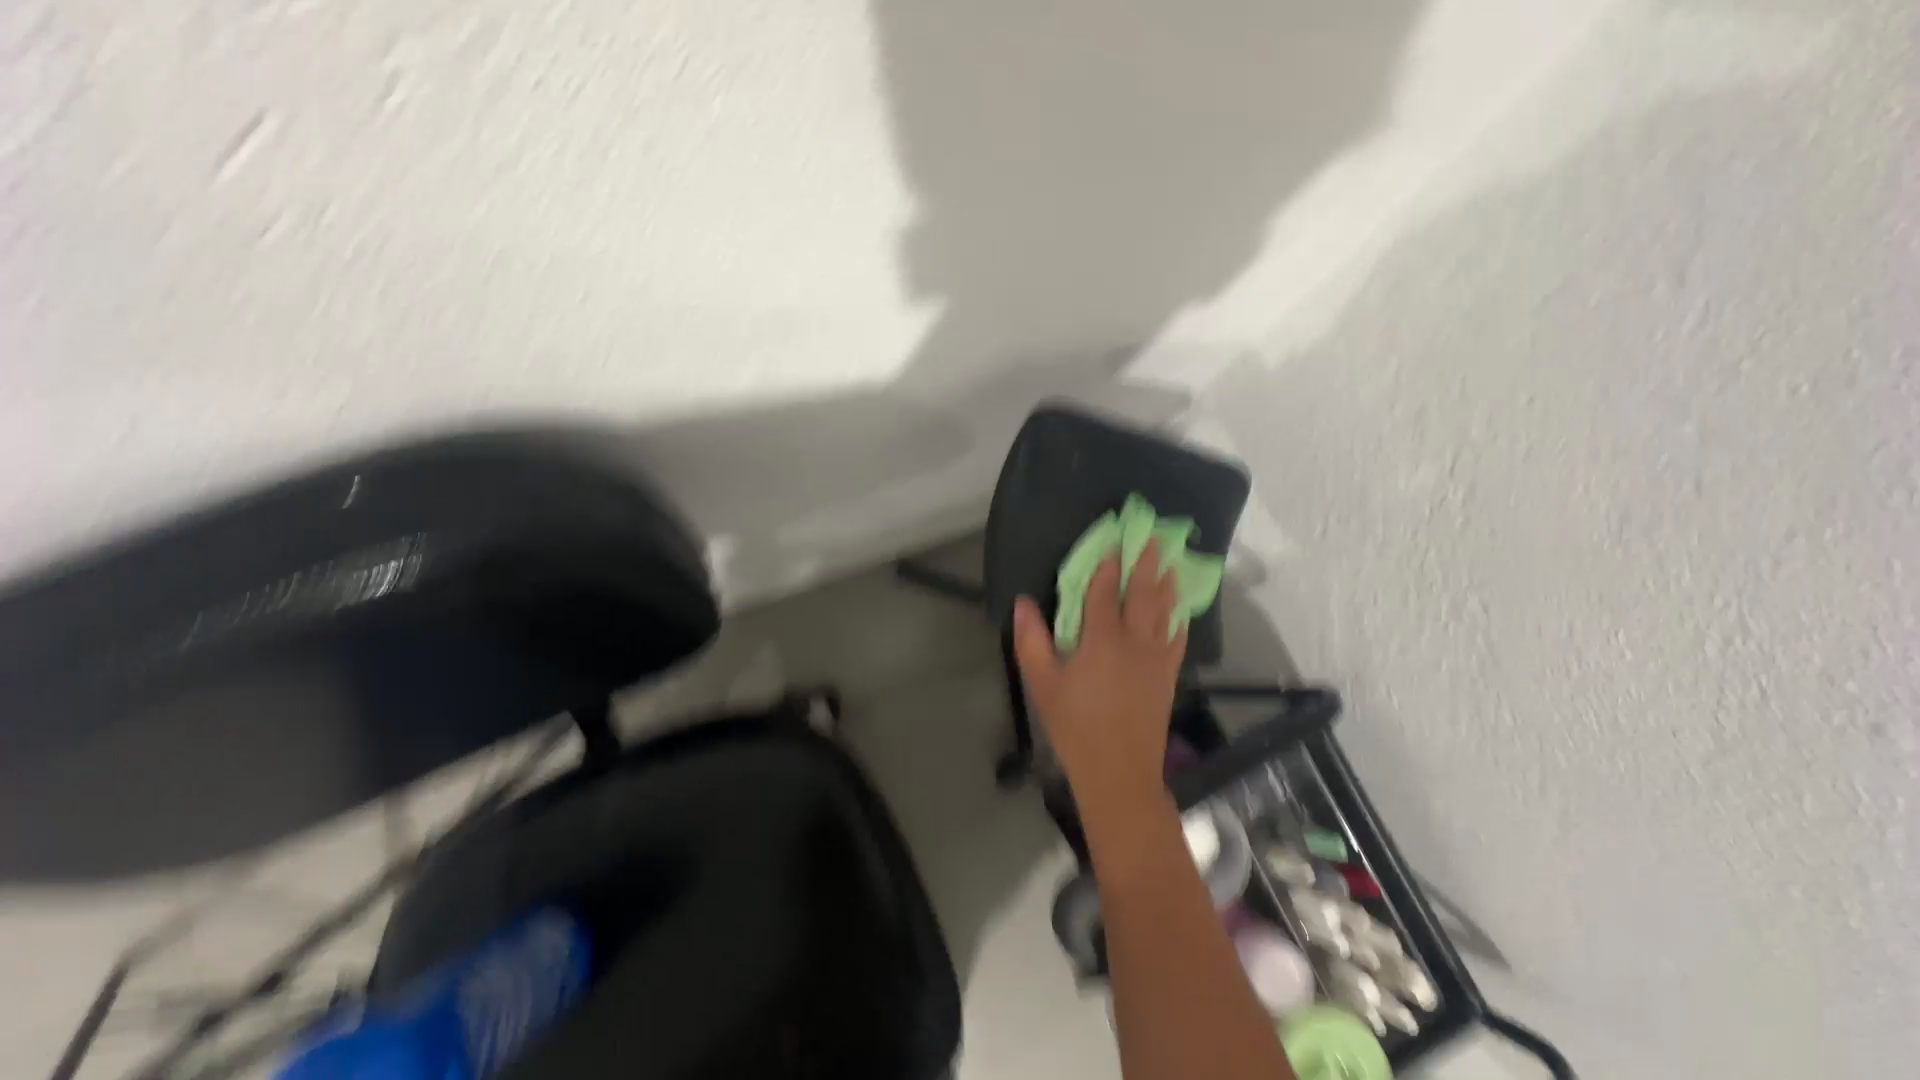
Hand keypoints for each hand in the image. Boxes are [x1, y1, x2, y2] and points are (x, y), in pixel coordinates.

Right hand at [1012, 542, 1188, 802]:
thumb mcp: (1042, 685)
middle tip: (1155, 536)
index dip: (1107, 567)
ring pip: (1165, 612)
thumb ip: (1032, 641)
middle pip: (1143, 594)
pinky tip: (1180, 611)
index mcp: (1101, 640)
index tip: (1112, 543)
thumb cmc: (1074, 727)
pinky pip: (1177, 639)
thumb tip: (1023, 603)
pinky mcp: (1169, 676)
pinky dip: (1179, 619)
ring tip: (1172, 562)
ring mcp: (1156, 658)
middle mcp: (1134, 642)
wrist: (1119, 770)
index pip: (1104, 592)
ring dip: (1167, 584)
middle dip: (1147, 563)